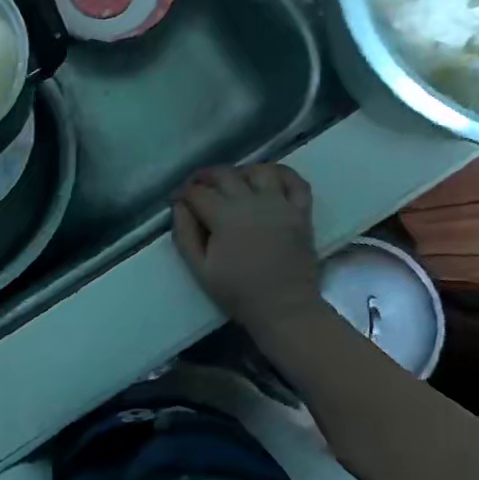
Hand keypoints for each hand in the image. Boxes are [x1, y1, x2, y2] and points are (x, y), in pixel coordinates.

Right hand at [173, 164, 325, 333]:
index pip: (197, 192)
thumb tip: (179, 206)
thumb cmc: (238, 292)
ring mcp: (280, 204)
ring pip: (259, 170)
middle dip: (205, 177)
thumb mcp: (200, 268)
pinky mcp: (301, 212)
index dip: (183, 193)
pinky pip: (295, 182)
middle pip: (224, 174)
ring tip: (234, 183)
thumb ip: (185, 234)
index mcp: (224, 216)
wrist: (284, 308)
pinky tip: (270, 178)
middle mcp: (252, 201)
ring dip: (242, 171)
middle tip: (198, 188)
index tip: (177, 200)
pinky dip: (283, 174)